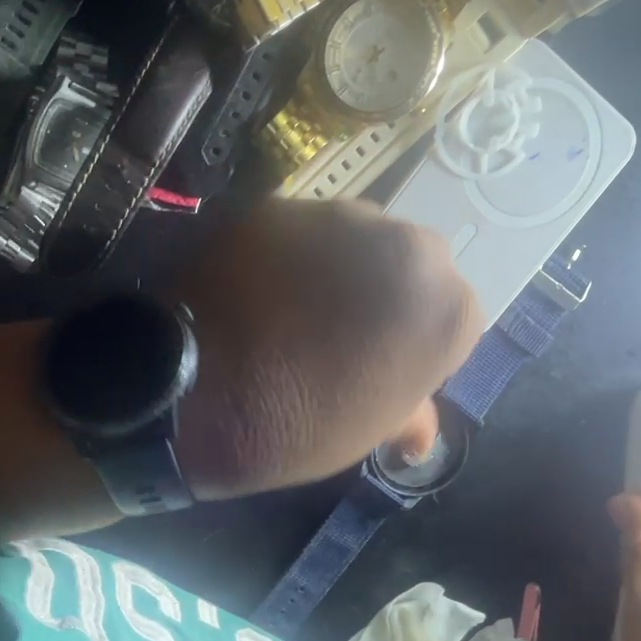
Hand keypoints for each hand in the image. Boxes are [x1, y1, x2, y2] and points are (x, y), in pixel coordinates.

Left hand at [165, 199, 483, 499]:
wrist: (189, 396)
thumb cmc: (289, 428)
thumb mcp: (359, 436)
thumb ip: (406, 415)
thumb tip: (420, 431)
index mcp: (446, 307)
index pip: (451, 320)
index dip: (411, 351)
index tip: (375, 372)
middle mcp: (408, 244)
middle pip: (411, 268)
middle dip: (383, 299)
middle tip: (335, 340)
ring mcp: (338, 216)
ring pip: (357, 241)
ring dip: (339, 270)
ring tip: (289, 313)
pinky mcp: (277, 205)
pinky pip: (298, 232)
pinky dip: (286, 257)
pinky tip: (256, 292)